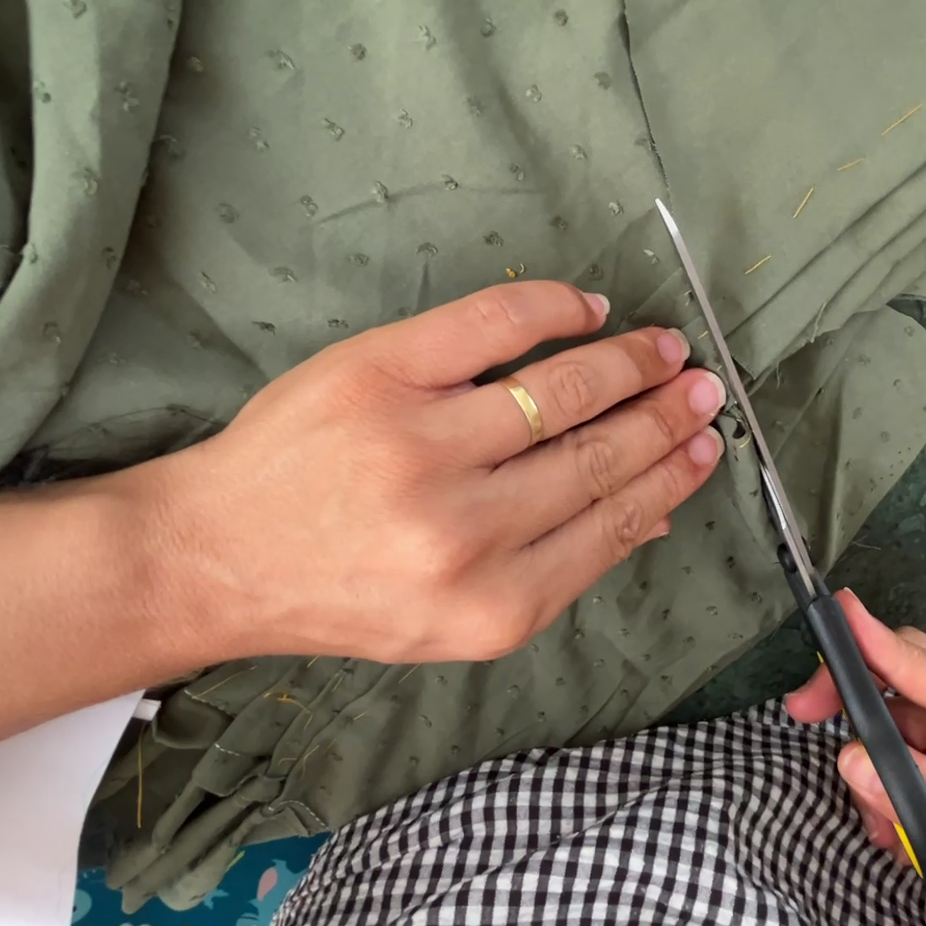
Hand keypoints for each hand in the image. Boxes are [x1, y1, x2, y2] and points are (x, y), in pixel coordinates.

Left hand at [118, 282, 725, 664]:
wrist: (220, 556)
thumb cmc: (348, 594)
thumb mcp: (458, 618)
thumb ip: (558, 569)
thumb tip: (654, 517)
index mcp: (494, 605)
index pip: (612, 524)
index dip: (669, 477)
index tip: (706, 444)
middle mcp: (465, 532)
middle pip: (598, 455)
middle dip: (665, 417)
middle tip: (702, 387)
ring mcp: (420, 447)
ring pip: (563, 390)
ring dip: (628, 363)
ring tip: (665, 348)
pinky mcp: (378, 375)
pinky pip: (493, 323)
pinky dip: (555, 308)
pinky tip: (590, 308)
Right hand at [786, 591, 925, 925]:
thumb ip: (924, 800)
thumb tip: (852, 758)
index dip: (890, 649)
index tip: (842, 613)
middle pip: (918, 670)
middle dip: (859, 689)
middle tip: (804, 708)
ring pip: (901, 704)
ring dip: (873, 749)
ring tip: (880, 822)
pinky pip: (903, 732)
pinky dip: (885, 767)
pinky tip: (891, 818)